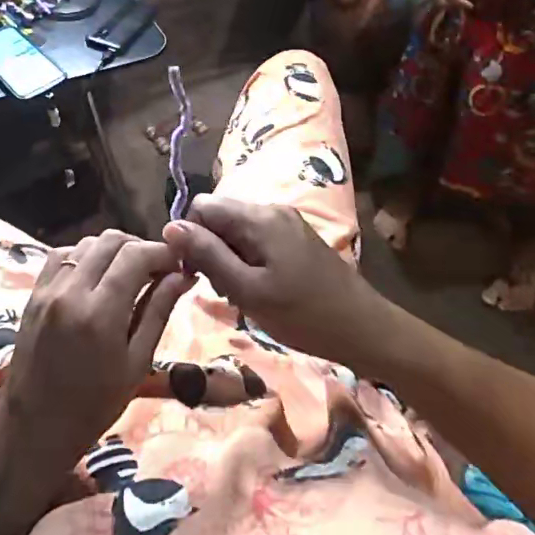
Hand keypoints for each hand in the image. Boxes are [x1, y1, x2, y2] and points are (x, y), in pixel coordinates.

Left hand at [0, 231, 192, 469]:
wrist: (35, 427)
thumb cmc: (94, 405)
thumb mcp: (137, 363)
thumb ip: (158, 311)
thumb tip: (182, 276)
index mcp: (100, 314)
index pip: (135, 255)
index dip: (162, 252)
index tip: (178, 263)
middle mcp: (71, 292)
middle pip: (111, 240)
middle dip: (140, 247)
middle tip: (157, 268)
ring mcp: (48, 290)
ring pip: (87, 243)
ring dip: (113, 250)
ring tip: (130, 273)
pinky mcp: (34, 293)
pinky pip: (63, 255)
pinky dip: (85, 255)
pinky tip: (97, 276)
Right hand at [160, 195, 389, 366]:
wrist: (364, 329)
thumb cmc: (303, 315)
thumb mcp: (248, 290)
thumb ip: (208, 255)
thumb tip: (170, 227)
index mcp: (259, 217)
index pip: (202, 206)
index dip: (190, 236)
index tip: (194, 273)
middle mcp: (271, 209)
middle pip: (219, 215)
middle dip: (209, 247)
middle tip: (220, 288)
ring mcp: (286, 221)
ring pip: (236, 228)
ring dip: (227, 256)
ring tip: (239, 293)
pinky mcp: (295, 236)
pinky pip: (255, 237)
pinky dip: (246, 259)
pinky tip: (256, 288)